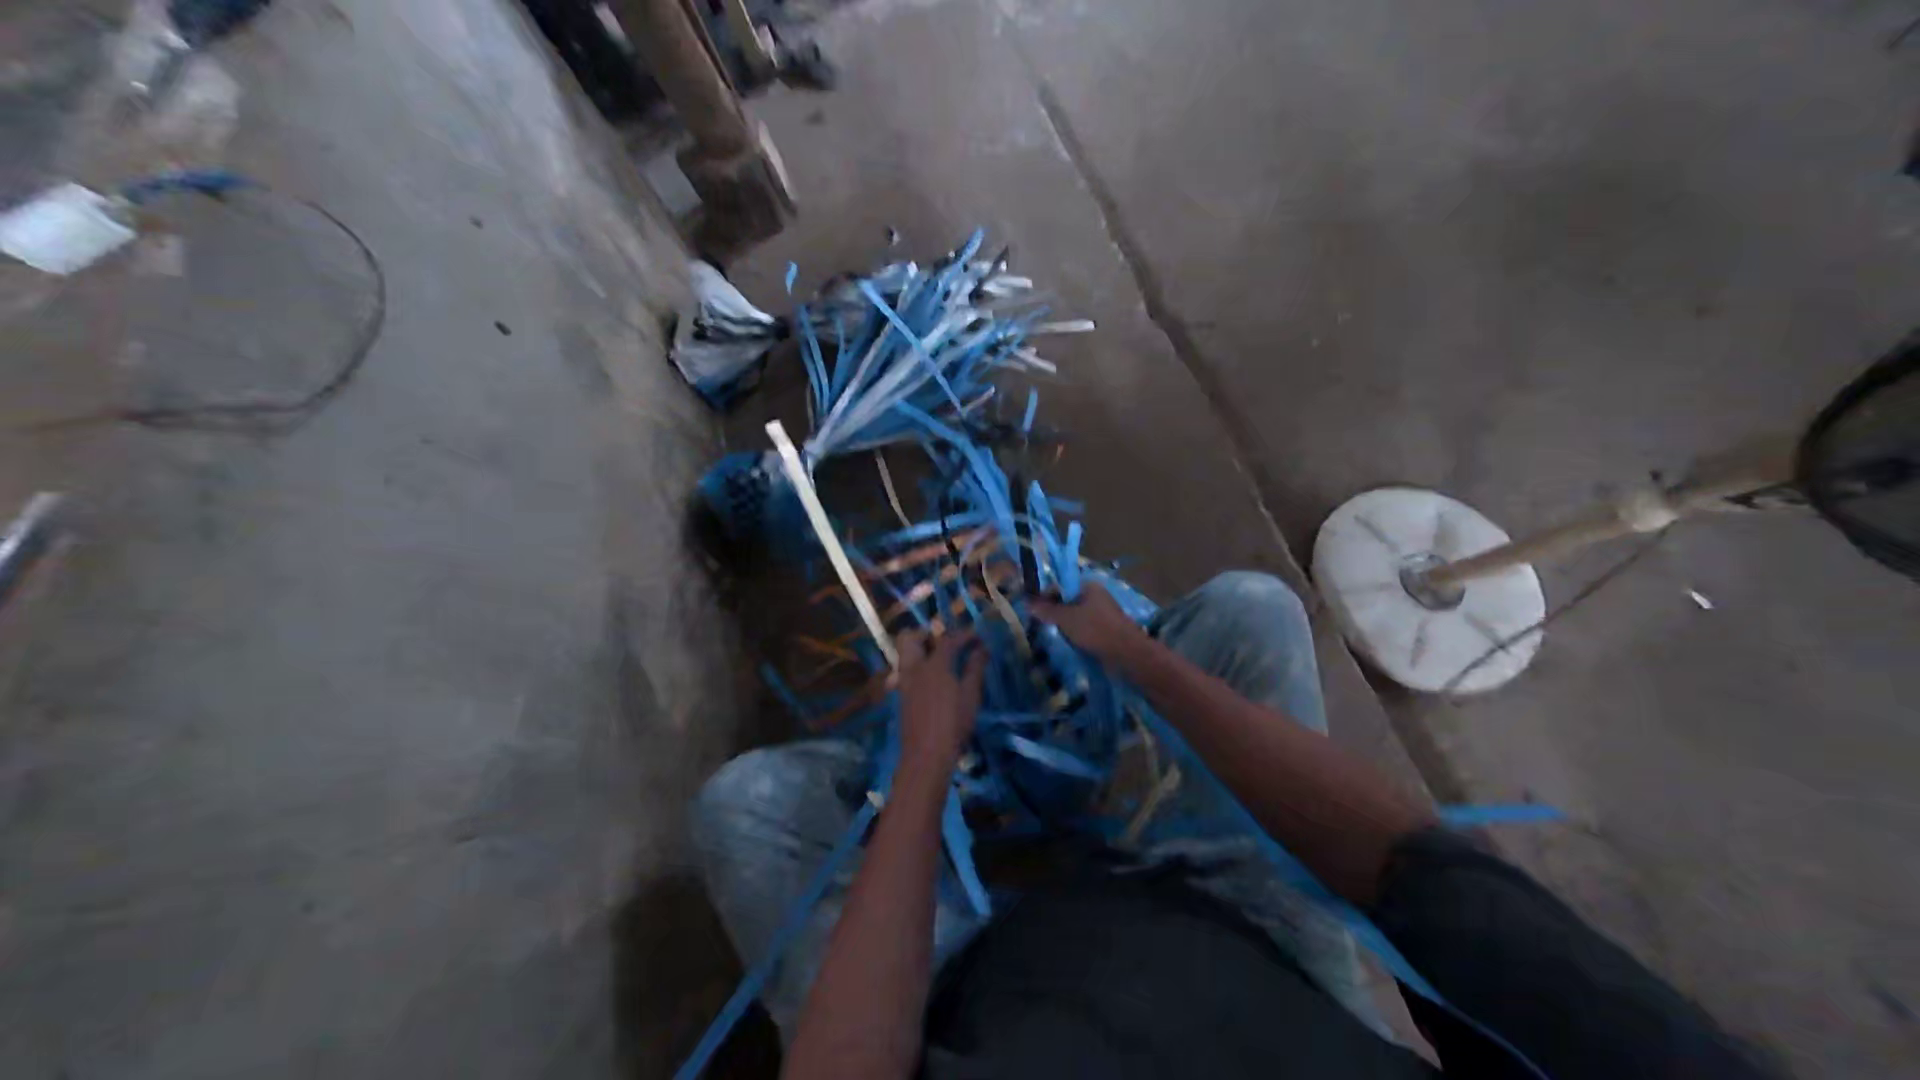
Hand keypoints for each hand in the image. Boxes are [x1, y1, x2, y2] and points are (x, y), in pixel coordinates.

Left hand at [893, 628, 985, 769]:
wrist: (926, 756)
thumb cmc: (953, 725)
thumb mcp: (971, 696)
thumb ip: (975, 669)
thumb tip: (982, 649)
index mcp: (934, 665)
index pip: (948, 639)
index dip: (964, 635)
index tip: (977, 636)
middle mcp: (914, 668)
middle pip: (911, 637)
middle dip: (927, 634)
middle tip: (946, 643)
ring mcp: (904, 681)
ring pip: (904, 653)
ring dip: (919, 649)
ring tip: (940, 659)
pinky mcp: (901, 695)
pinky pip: (905, 669)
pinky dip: (917, 665)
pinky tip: (933, 678)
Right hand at [1031, 580, 1152, 666]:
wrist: (1126, 653)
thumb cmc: (1095, 629)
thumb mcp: (1065, 618)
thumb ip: (1046, 610)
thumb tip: (1027, 603)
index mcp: (1088, 585)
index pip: (1061, 583)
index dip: (1045, 593)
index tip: (1033, 607)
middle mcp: (1095, 595)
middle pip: (1067, 599)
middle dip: (1054, 610)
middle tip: (1040, 621)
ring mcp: (1101, 612)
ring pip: (1075, 614)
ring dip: (1063, 623)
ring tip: (1050, 632)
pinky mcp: (1104, 628)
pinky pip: (1083, 626)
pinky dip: (1074, 632)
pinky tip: (1066, 640)